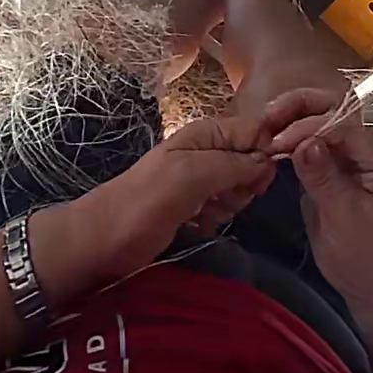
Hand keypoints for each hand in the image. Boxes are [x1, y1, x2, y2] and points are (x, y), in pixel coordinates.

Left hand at [63, 115, 274, 283]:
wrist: (103, 241)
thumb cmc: (144, 204)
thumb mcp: (190, 176)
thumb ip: (232, 164)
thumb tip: (269, 160)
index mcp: (206, 133)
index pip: (256, 131)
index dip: (264, 154)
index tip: (257, 180)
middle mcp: (206, 150)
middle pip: (253, 160)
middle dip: (246, 183)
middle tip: (222, 197)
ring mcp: (201, 177)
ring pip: (242, 185)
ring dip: (231, 203)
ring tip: (205, 211)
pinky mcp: (196, 203)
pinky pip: (226, 205)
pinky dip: (218, 216)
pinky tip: (200, 223)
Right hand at [265, 88, 372, 313]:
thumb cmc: (372, 258)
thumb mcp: (346, 219)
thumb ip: (324, 178)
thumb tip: (303, 142)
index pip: (339, 122)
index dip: (306, 127)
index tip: (278, 144)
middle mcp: (362, 146)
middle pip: (330, 107)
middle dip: (298, 106)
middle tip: (267, 117)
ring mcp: (344, 155)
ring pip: (315, 119)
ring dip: (289, 118)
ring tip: (263, 127)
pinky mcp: (326, 168)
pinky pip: (305, 142)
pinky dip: (286, 137)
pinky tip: (267, 143)